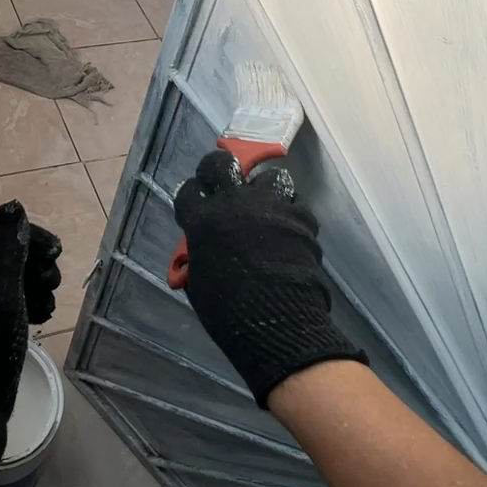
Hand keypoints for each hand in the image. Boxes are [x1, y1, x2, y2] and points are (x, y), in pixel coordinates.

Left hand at [0, 202, 61, 483]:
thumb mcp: (1, 292)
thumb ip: (7, 248)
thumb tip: (12, 205)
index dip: (29, 235)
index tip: (56, 252)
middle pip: (7, 252)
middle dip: (36, 261)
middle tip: (54, 280)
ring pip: (14, 276)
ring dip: (37, 283)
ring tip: (49, 304)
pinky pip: (13, 299)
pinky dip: (31, 302)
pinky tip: (42, 317)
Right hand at [174, 150, 364, 407]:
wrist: (277, 322)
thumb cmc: (228, 310)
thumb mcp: (200, 280)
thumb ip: (200, 253)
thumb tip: (204, 246)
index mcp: (203, 220)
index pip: (188, 190)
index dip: (192, 193)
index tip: (197, 198)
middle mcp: (233, 203)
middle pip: (220, 164)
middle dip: (218, 167)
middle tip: (223, 179)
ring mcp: (268, 206)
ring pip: (267, 175)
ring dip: (263, 187)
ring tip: (265, 203)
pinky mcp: (298, 216)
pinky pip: (295, 202)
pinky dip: (290, 211)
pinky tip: (289, 226)